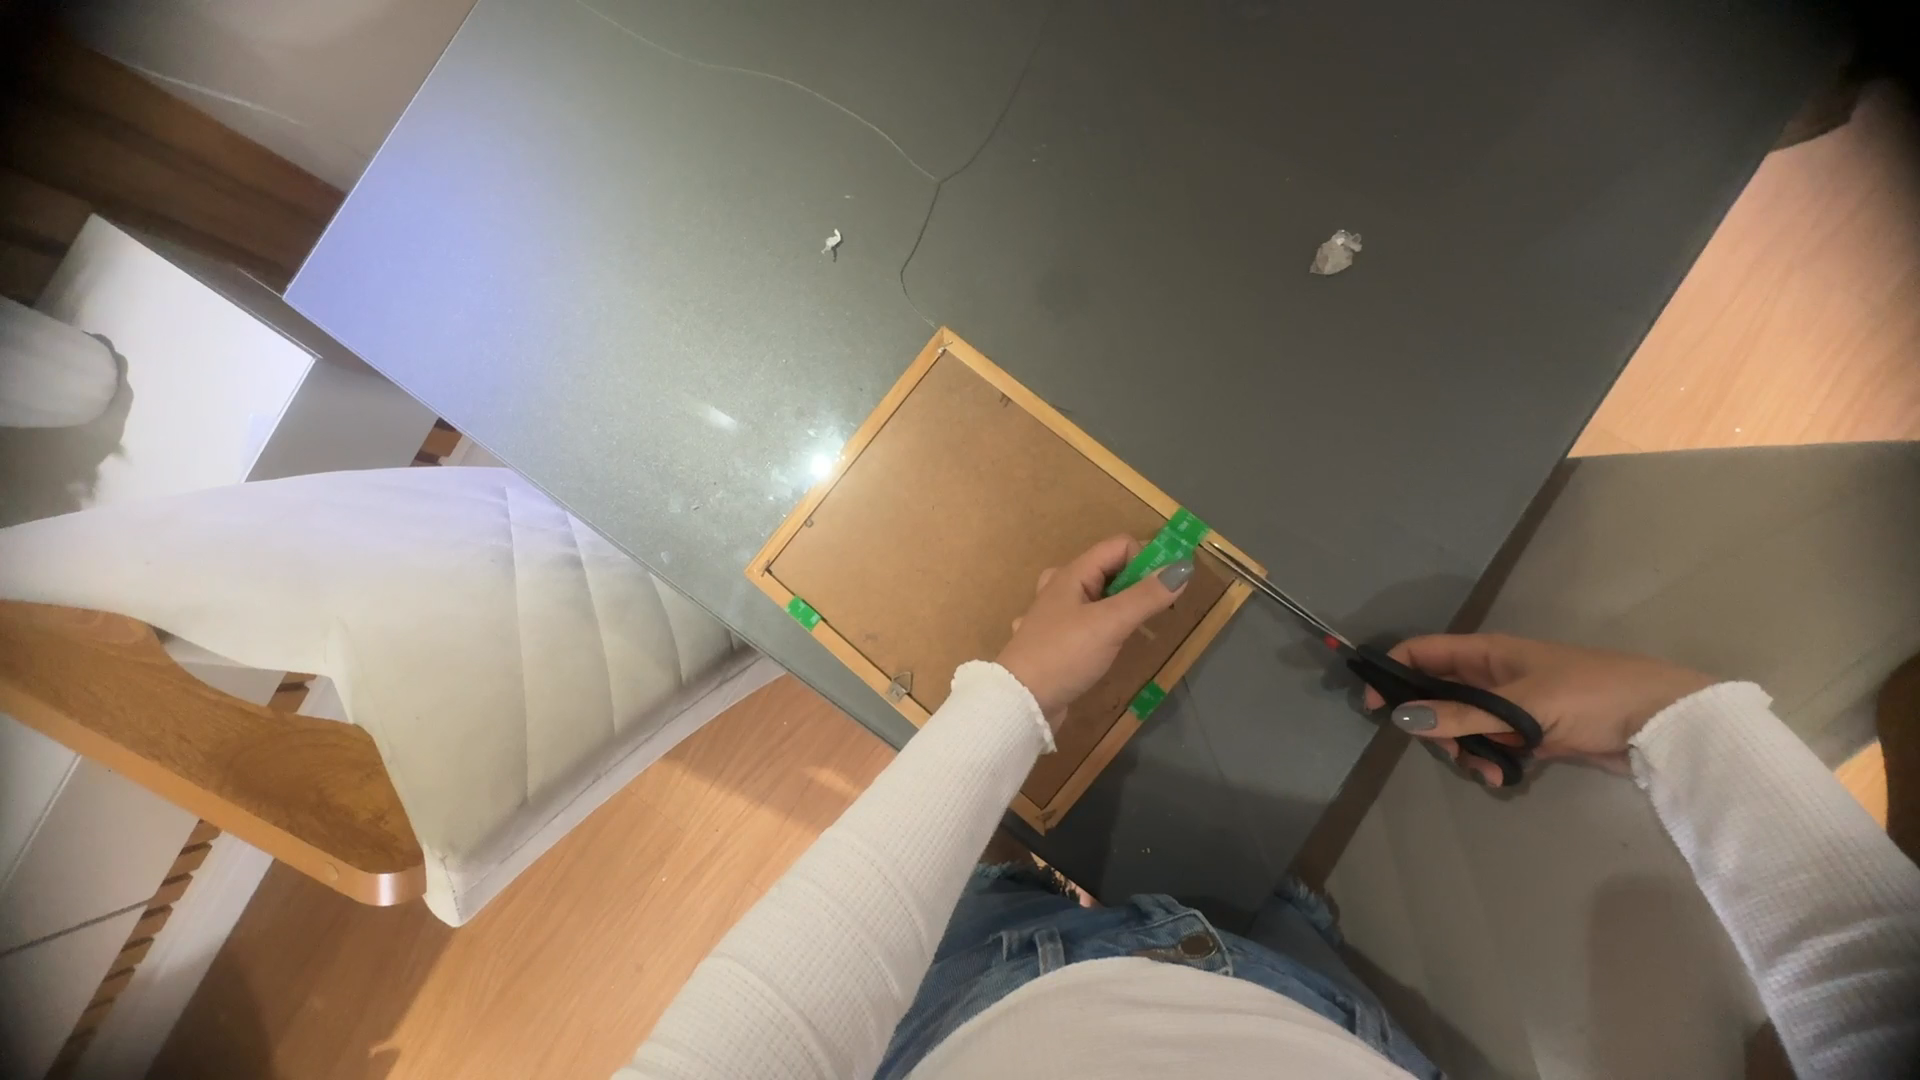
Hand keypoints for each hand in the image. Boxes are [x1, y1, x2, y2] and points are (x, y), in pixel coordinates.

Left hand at [996, 535, 1190, 725]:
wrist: (1020, 702)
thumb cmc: (1064, 655)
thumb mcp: (1110, 623)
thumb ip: (1146, 596)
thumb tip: (1183, 568)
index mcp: (1071, 574)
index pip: (1119, 546)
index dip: (1145, 560)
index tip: (1163, 592)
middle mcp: (1060, 588)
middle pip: (1107, 570)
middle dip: (1135, 585)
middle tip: (1151, 614)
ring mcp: (1053, 616)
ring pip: (1094, 597)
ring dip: (1117, 607)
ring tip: (1130, 631)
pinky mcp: (1053, 642)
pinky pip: (1082, 623)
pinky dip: (1098, 628)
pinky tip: (1099, 647)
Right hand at [1365, 633, 1716, 784]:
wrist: (1666, 723)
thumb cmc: (1590, 696)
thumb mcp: (1520, 707)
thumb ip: (1461, 715)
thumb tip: (1403, 719)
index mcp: (1486, 654)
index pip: (1420, 653)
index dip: (1392, 673)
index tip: (1374, 706)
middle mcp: (1491, 676)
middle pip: (1435, 694)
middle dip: (1432, 724)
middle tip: (1443, 748)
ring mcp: (1510, 706)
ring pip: (1461, 724)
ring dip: (1462, 748)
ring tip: (1484, 770)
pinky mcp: (1530, 734)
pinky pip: (1489, 745)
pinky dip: (1489, 761)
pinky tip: (1504, 776)